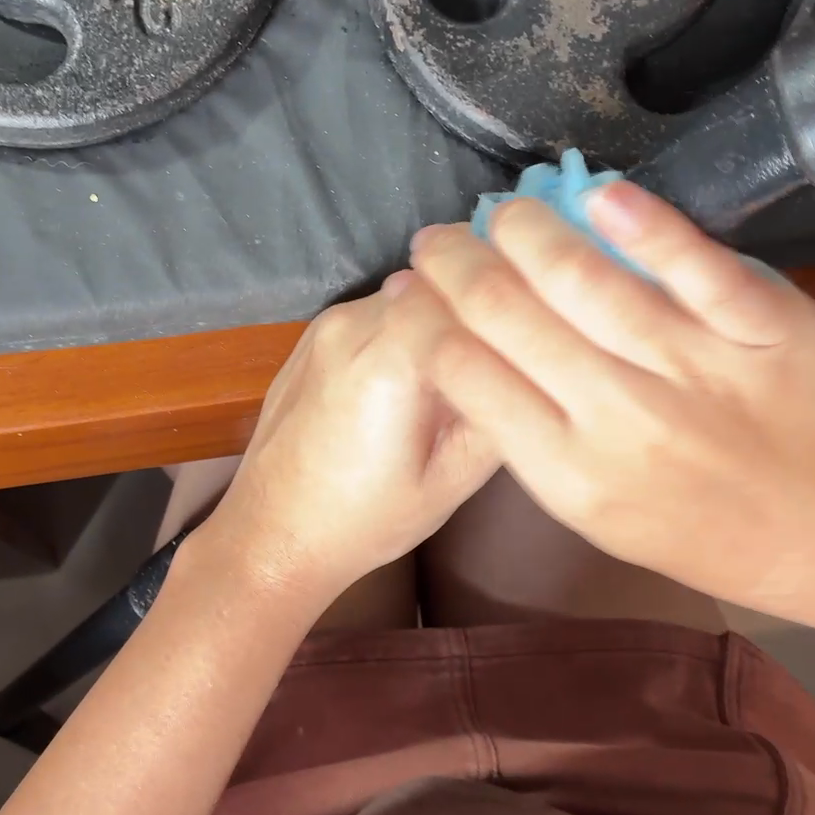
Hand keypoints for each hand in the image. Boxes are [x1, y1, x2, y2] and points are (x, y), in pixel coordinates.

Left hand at [195, 278, 499, 606]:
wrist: (274, 532)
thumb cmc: (366, 519)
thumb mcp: (452, 479)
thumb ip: (495, 405)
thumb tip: (526, 353)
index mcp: (387, 358)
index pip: (466, 286)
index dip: (508, 295)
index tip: (540, 319)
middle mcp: (350, 324)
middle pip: (435, 282)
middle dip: (474, 305)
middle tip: (508, 343)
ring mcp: (324, 324)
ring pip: (405, 291)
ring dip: (438, 317)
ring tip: (460, 365)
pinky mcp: (311, 335)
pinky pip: (375, 311)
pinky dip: (403, 328)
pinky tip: (412, 375)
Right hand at [388, 184, 814, 617]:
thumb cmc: (706, 536)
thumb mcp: (595, 515)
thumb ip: (534, 438)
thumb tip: (473, 357)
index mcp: (567, 473)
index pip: (465, 373)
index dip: (425, 318)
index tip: (411, 291)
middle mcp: (617, 418)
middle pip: (507, 314)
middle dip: (454, 264)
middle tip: (435, 240)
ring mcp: (694, 367)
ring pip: (583, 279)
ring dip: (525, 231)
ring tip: (501, 212)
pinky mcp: (762, 327)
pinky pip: (693, 266)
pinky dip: (645, 224)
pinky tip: (598, 195)